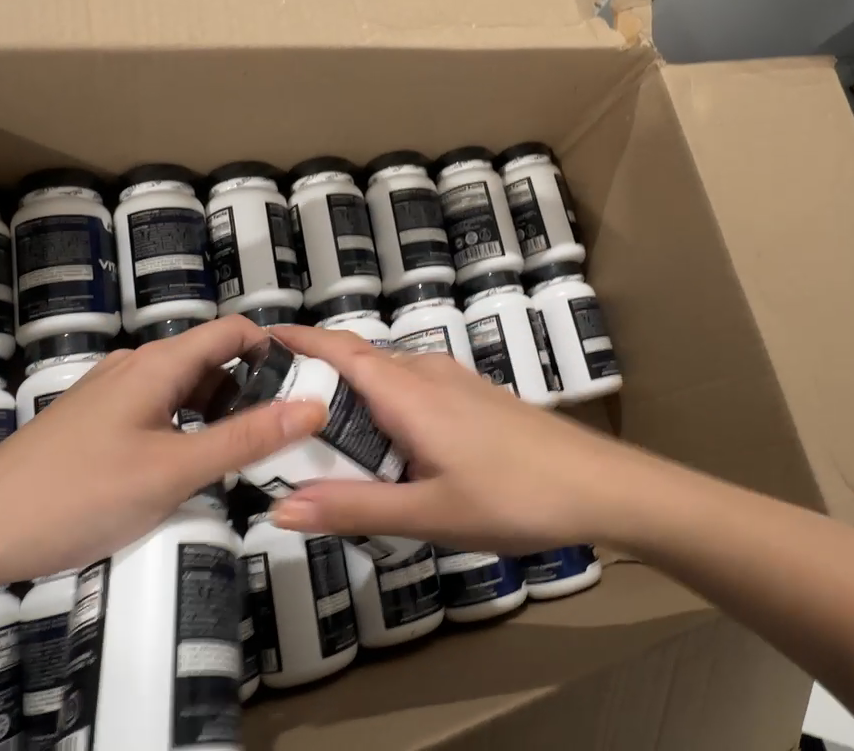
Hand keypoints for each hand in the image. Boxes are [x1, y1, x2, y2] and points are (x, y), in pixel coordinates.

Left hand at [0, 316, 326, 586]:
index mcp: (158, 364)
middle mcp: (134, 367)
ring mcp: (108, 395)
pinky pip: (155, 412)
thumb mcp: (175, 472)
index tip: (306, 389)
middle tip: (282, 436)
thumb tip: (313, 406)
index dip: (275, 351)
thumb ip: (246, 439)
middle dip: (251, 391)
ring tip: (240, 459)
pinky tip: (184, 472)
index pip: (233, 332)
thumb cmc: (78, 497)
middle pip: (210, 361)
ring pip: (182, 390)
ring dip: (217, 415)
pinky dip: (184, 430)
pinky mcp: (90, 424)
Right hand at [265, 324, 650, 552]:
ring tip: (317, 430)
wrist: (598, 485)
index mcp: (409, 392)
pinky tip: (385, 445)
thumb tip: (279, 508)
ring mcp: (458, 382)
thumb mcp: (428, 514)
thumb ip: (354, 508)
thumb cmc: (512, 497)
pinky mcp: (477, 397)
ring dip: (352, 392)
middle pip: (361, 359)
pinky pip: (415, 388)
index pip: (341, 350)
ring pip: (390, 375)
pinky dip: (384, 403)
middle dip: (316, 372)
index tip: (254, 341)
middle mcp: (430, 374)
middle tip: (271, 404)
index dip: (298, 339)